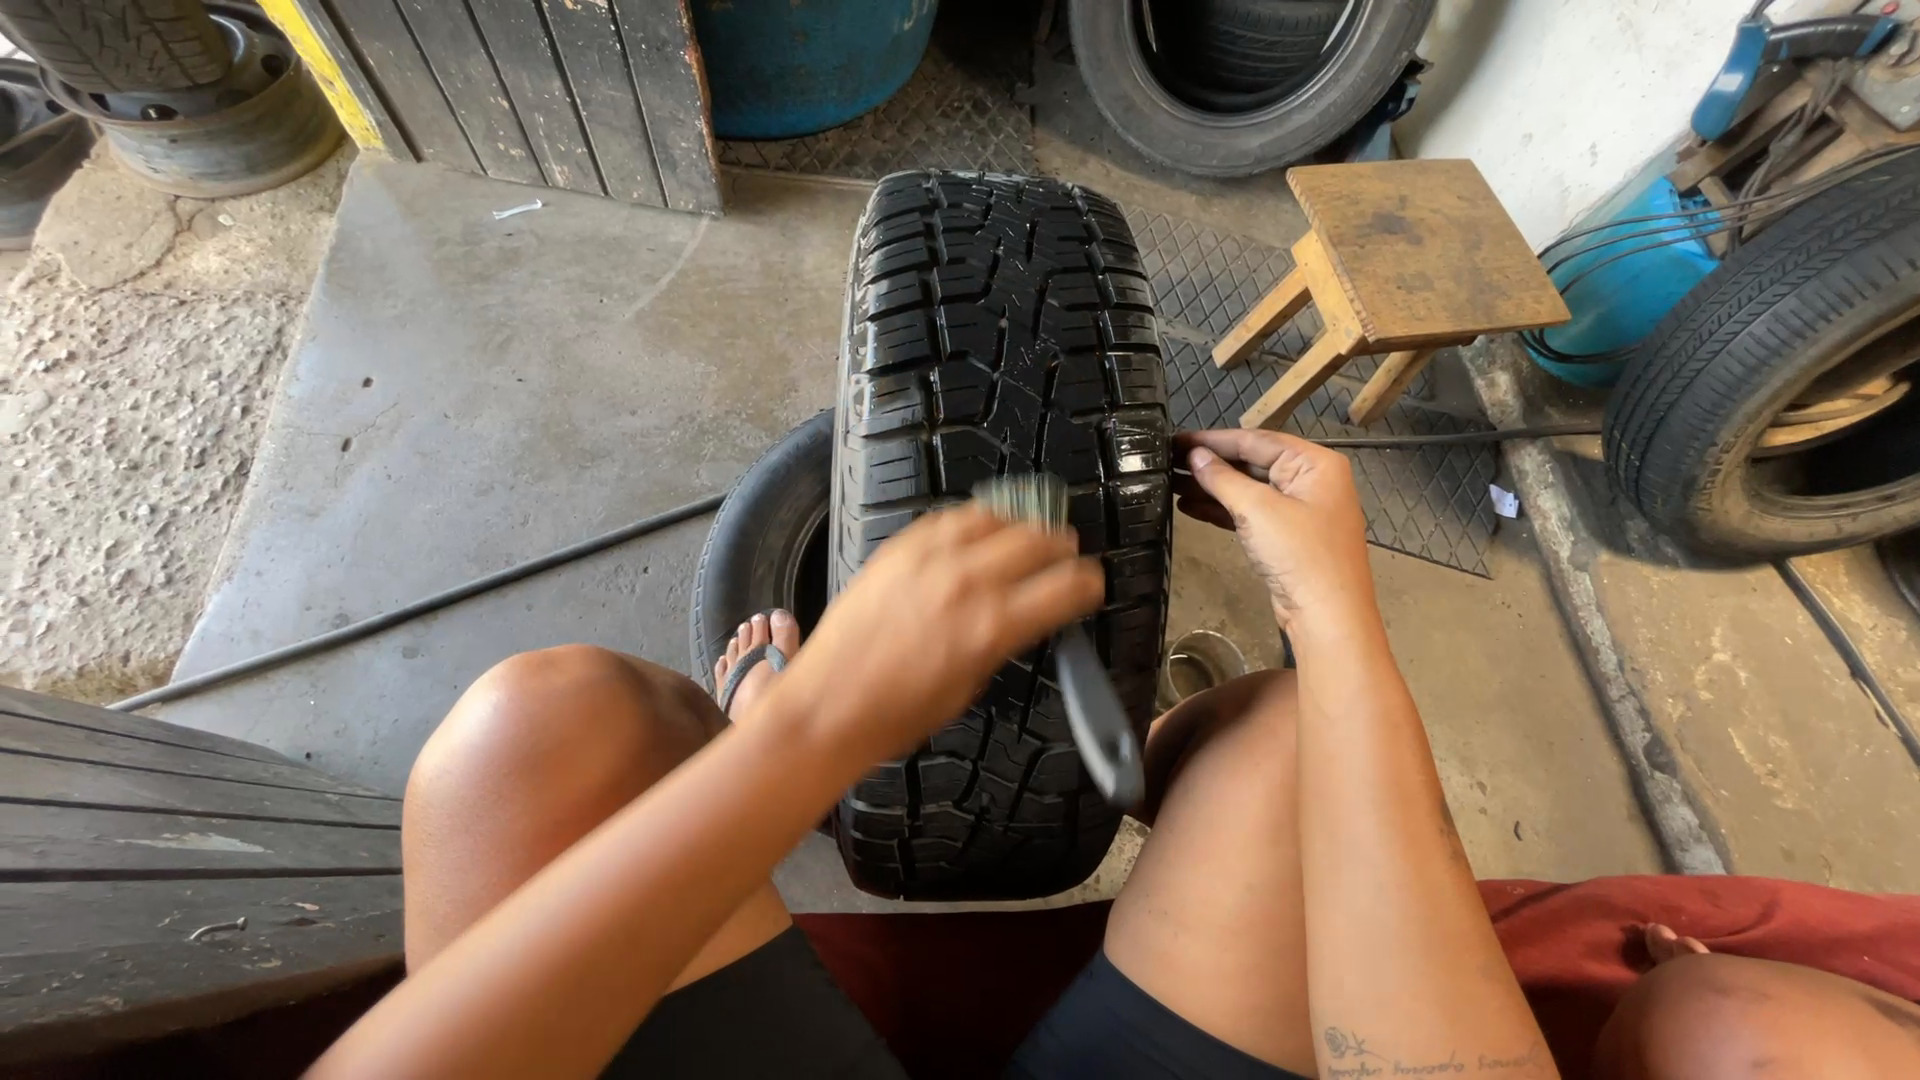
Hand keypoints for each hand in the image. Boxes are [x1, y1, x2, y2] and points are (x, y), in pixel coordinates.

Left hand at [762, 504, 1104, 762]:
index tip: (1091, 585)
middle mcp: (969, 580)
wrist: (827, 703)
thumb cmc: (900, 714)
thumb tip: (1022, 614)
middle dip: (1063, 548)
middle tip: (1066, 555)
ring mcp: (931, 555)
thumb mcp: (970, 685)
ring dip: (1023, 524)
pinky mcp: (900, 545)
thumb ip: (1003, 641)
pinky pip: (950, 516)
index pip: (1067, 587)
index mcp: (995, 625)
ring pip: (998, 516)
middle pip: (1040, 540)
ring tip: (1028, 534)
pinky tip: (981, 528)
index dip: (1089, 584)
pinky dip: (976, 519)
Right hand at [1174, 428, 1373, 632]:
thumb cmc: (1299, 554)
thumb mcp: (1257, 510)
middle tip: (1168, 461)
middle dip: (1210, 464)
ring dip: (1211, 488)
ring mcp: (1298, 509)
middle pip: (1251, 463)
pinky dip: (1222, 510)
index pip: (1255, 440)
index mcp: (1314, 463)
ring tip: (1170, 484)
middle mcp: (1310, 480)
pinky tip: (1190, 507)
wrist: (1327, 615)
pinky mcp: (1286, 535)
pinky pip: (1250, 512)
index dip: (1212, 440)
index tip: (1176, 439)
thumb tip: (1194, 456)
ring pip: (1247, 489)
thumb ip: (1222, 478)